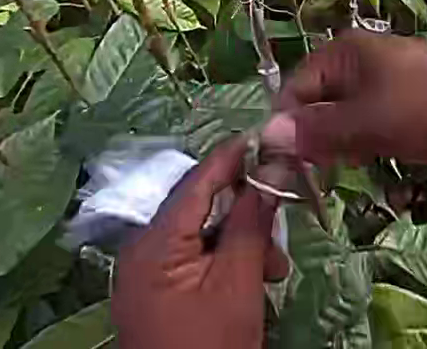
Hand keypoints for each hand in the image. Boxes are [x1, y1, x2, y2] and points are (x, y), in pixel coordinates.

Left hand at [113, 140, 288, 348]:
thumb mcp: (239, 282)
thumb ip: (254, 217)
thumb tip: (275, 161)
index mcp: (154, 241)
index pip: (201, 176)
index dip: (238, 153)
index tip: (275, 137)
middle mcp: (143, 247)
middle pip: (202, 202)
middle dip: (247, 207)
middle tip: (282, 218)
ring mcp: (148, 271)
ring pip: (204, 229)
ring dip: (243, 237)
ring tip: (275, 266)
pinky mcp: (158, 291)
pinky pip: (196, 254)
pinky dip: (227, 259)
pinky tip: (255, 278)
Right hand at [259, 31, 426, 169]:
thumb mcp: (369, 124)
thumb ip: (316, 130)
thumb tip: (265, 134)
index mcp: (346, 50)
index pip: (295, 87)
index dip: (288, 127)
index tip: (286, 171)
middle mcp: (360, 58)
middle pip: (318, 101)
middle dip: (316, 138)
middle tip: (322, 177)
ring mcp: (385, 78)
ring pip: (343, 116)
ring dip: (341, 145)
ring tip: (352, 170)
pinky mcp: (404, 100)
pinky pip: (369, 121)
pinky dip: (365, 143)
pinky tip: (376, 163)